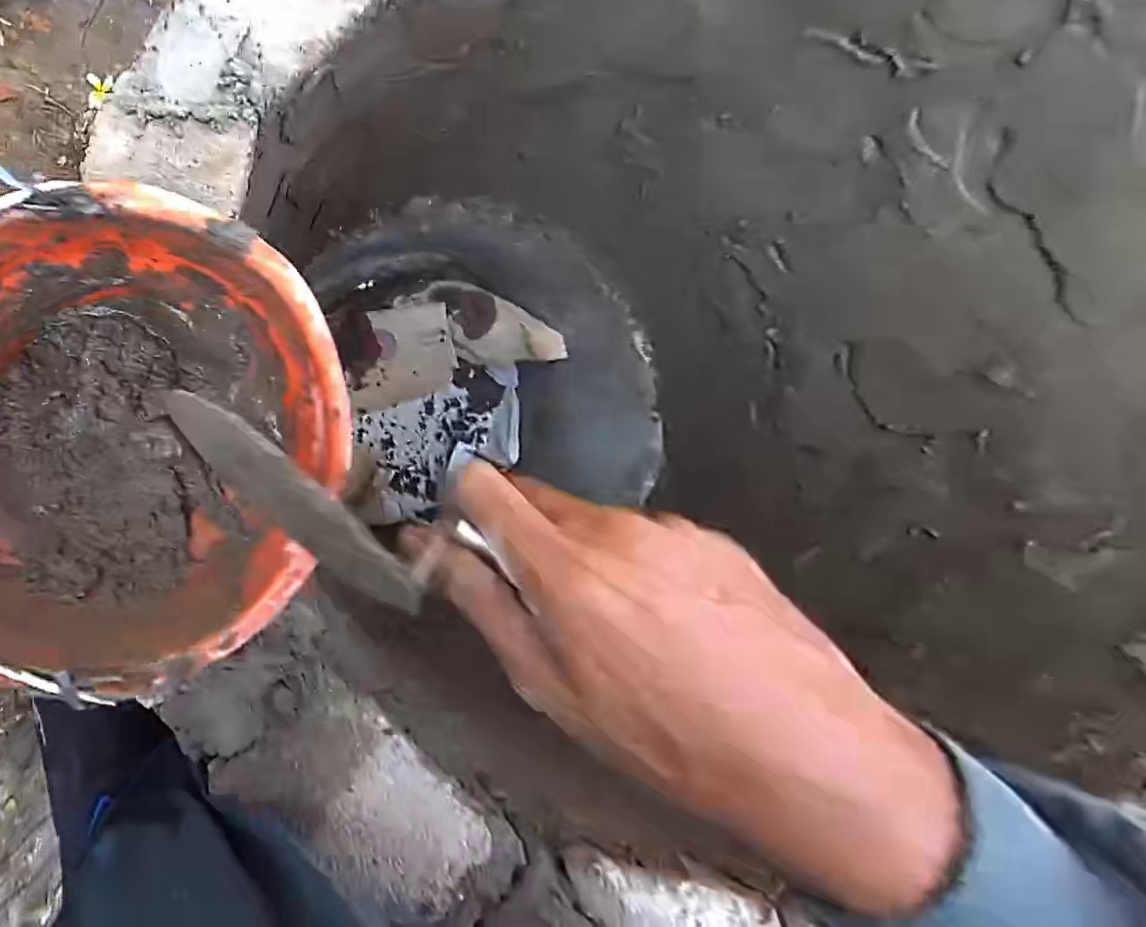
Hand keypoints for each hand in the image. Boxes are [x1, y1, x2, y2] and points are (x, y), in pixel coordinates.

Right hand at [407, 464, 961, 915]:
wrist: (823, 765)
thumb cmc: (661, 735)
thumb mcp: (546, 683)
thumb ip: (478, 600)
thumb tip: (425, 544)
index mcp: (562, 564)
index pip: (483, 483)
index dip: (461, 501)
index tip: (465, 537)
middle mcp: (612, 527)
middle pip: (533, 496)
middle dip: (518, 531)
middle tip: (537, 594)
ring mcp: (669, 529)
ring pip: (588, 518)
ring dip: (578, 550)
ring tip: (615, 620)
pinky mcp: (714, 540)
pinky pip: (644, 535)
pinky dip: (632, 561)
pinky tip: (667, 619)